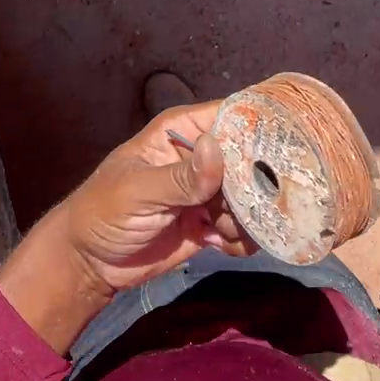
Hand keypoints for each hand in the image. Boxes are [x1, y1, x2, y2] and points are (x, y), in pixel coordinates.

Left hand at [0, 101, 252, 353]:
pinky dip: (238, 239)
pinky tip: (218, 245)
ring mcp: (207, 191)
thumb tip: (217, 150)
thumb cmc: (104, 211)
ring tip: (222, 229)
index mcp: (181, 131)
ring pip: (250, 197)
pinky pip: (241, 228)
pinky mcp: (209, 224)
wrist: (89, 263)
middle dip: (259, 181)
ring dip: (246, 216)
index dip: (260, 125)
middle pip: (249, 158)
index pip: (230, 116)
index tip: (290, 143)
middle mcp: (201, 156)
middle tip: (260, 201)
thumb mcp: (139, 191)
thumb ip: (180, 176)